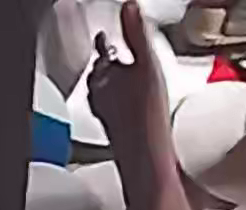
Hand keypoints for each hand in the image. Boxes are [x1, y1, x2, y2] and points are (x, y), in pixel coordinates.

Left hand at [86, 1, 166, 144]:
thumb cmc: (145, 116)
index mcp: (103, 75)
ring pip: (104, 93)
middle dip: (106, 65)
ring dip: (110, 85)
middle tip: (113, 56)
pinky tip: (126, 107)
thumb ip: (136, 34)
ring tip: (120, 80)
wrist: (145, 158)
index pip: (101, 50)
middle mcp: (99, 96)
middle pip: (100, 74)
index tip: (105, 35)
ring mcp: (105, 116)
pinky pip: (111, 111)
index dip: (105, 41)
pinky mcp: (114, 134)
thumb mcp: (146, 64)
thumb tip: (129, 6)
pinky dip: (116, 104)